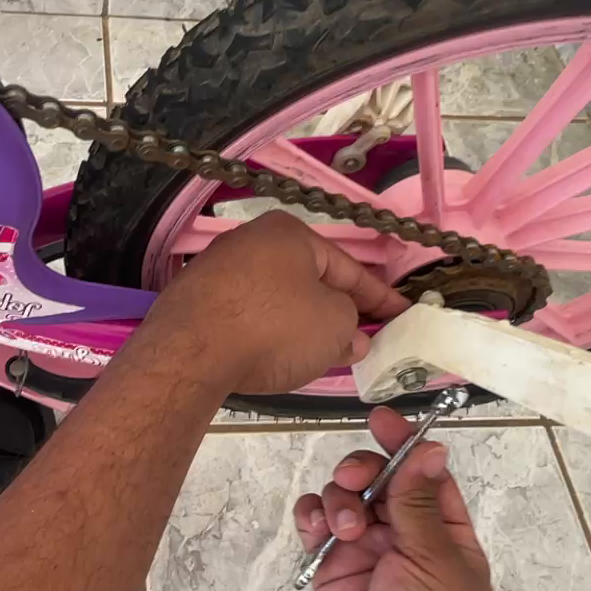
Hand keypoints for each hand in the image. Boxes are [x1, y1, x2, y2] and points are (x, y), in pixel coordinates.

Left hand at [132, 211, 408, 394]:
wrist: (189, 352)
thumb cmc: (273, 327)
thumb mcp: (333, 324)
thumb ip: (351, 325)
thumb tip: (351, 337)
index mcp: (288, 233)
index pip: (347, 266)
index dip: (379, 296)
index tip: (402, 315)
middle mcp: (248, 241)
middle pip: (306, 280)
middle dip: (336, 310)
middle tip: (361, 339)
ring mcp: (214, 269)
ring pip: (274, 299)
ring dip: (300, 324)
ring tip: (320, 354)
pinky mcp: (192, 300)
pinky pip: (243, 315)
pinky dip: (264, 332)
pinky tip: (271, 356)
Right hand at [293, 406, 498, 590]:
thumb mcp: (436, 563)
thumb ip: (420, 502)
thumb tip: (433, 448)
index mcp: (444, 532)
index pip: (424, 473)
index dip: (405, 443)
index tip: (381, 419)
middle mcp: (403, 533)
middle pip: (378, 476)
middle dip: (363, 467)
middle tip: (354, 476)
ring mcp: (363, 547)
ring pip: (342, 493)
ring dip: (338, 497)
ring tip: (344, 528)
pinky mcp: (329, 563)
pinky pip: (314, 522)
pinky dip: (311, 515)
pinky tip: (316, 527)